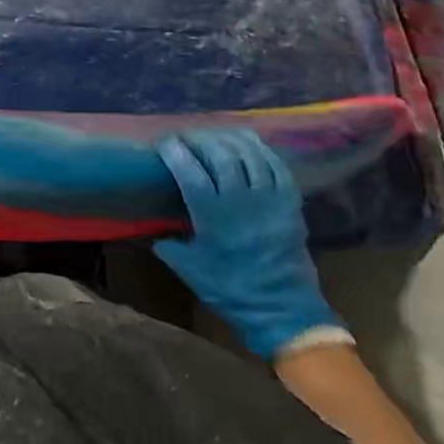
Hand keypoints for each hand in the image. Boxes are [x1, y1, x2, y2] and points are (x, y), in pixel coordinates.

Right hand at [153, 130, 342, 358]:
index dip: (175, 152)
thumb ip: (170, 247)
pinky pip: (273, 160)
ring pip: (247, 151)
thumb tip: (154, 231)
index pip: (190, 172)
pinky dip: (257, 146)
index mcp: (213, 217)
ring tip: (213, 135)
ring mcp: (268, 195)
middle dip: (200, 139)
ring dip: (227, 137)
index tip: (165, 141)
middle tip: (187, 137)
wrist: (282, 308)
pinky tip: (245, 142)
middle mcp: (241, 199)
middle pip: (219, 153)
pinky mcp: (289, 197)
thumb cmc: (233, 291)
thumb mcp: (192, 273)